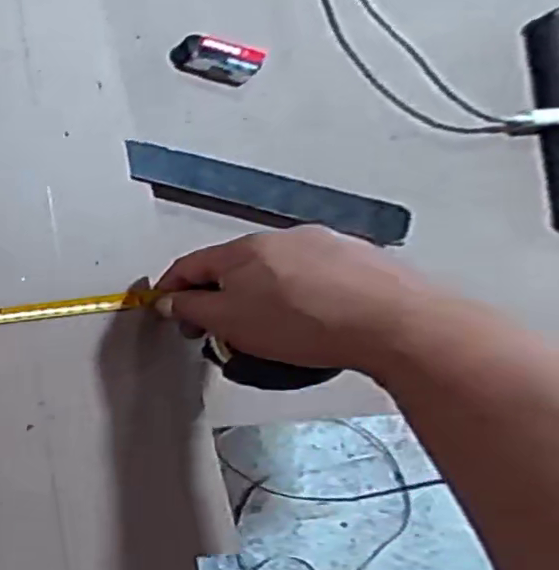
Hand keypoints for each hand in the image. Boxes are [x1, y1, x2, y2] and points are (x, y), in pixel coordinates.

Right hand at [153, 225, 448, 374]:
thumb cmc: (310, 323)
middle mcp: (285, 238)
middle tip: (217, 328)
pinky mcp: (365, 261)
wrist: (401, 327)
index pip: (188, 266)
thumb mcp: (224, 321)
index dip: (170, 291)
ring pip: (274, 272)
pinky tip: (309, 323)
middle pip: (232, 268)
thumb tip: (172, 301)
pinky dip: (301, 298)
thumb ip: (186, 308)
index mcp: (244, 248)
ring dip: (261, 298)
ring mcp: (330, 246)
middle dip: (219, 297)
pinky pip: (314, 278)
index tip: (168, 310)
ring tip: (269, 331)